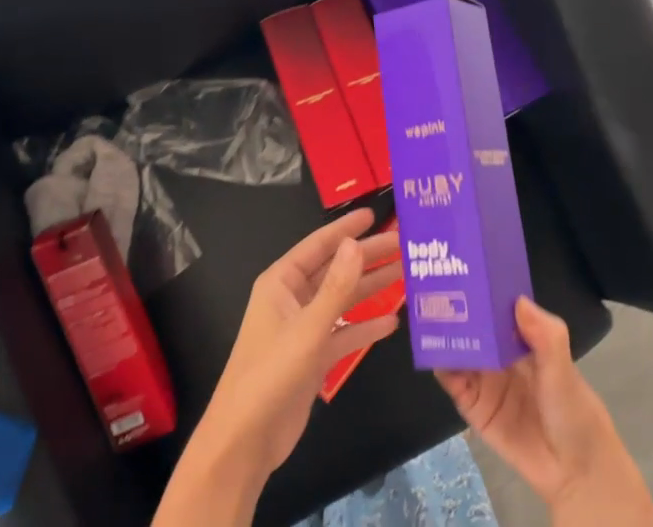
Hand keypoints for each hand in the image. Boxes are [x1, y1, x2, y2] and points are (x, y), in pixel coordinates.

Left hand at [154, 209, 401, 526]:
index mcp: (280, 284)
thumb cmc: (271, 374)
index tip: (374, 214)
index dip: (345, 229)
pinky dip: (365, 327)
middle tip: (403, 244)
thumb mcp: (308, 328)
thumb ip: (336, 287)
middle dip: (366, 257)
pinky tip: (392, 322)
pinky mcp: (313, 357)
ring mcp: (302, 329)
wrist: (246, 437)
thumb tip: (356, 244)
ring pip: (342, 300)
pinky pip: (344, 333)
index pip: (317, 246)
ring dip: (371, 289)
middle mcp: (291, 300)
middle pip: (334, 271)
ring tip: (406, 275)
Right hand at [438, 299, 652, 523]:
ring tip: (427, 313)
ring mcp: (484, 380)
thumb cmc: (574, 412)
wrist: (573, 471)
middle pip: (473, 326)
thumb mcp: (563, 369)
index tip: (464, 267)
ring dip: (445, 334)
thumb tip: (518, 300)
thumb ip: (545, 336)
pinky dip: (441, 365)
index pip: (498, 309)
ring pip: (458, 349)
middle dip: (456, 308)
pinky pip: (451, 381)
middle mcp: (499, 356)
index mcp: (523, 341)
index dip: (483, 291)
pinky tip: (434, 352)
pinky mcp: (471, 405)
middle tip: (434, 286)